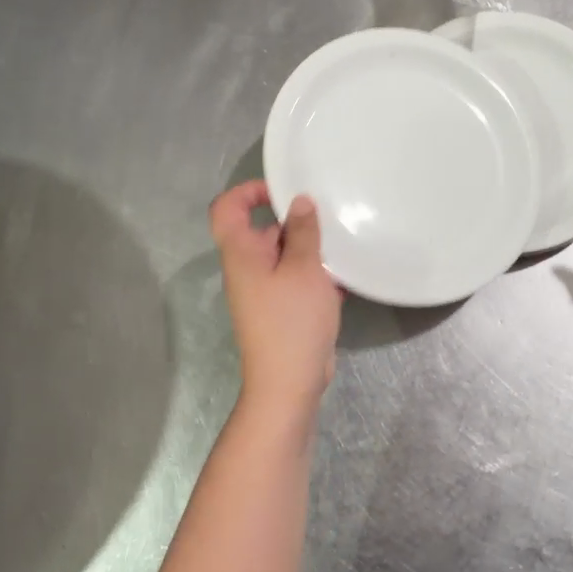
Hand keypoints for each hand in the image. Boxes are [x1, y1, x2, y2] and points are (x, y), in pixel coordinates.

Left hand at [209, 181, 343, 410]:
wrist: (288, 381)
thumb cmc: (292, 320)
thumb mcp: (304, 269)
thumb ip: (303, 232)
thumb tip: (300, 201)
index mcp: (241, 254)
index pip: (227, 209)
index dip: (249, 191)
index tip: (283, 190)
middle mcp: (248, 269)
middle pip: (262, 231)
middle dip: (294, 221)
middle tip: (329, 215)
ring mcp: (264, 292)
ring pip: (284, 256)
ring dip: (311, 249)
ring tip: (343, 244)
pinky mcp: (282, 310)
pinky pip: (297, 280)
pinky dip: (317, 275)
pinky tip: (345, 277)